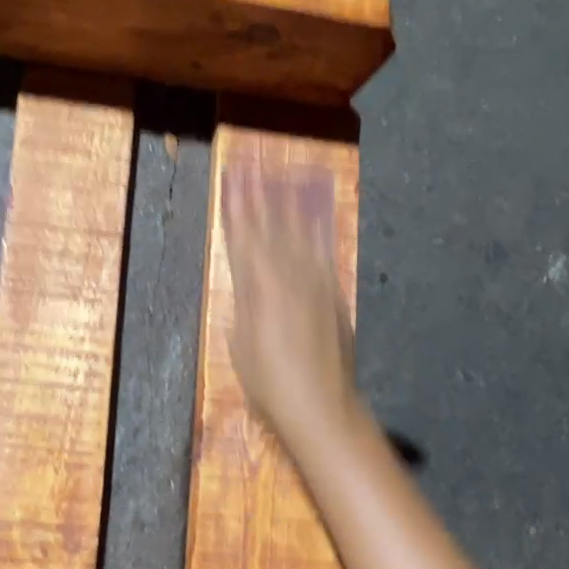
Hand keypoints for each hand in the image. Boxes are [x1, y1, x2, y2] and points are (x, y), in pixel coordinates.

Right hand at [222, 171, 361, 446]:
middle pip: (271, 227)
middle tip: (254, 162)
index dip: (239, 206)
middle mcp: (287, 277)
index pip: (244, 236)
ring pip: (297, 234)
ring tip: (281, 176)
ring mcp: (314, 283)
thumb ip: (243, 308)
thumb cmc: (269, 385)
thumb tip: (246, 285)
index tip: (235, 176)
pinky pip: (323, 253)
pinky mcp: (333, 295)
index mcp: (257, 288)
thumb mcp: (242, 346)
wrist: (320, 406)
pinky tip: (315, 214)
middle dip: (261, 193)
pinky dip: (318, 231)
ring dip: (288, 203)